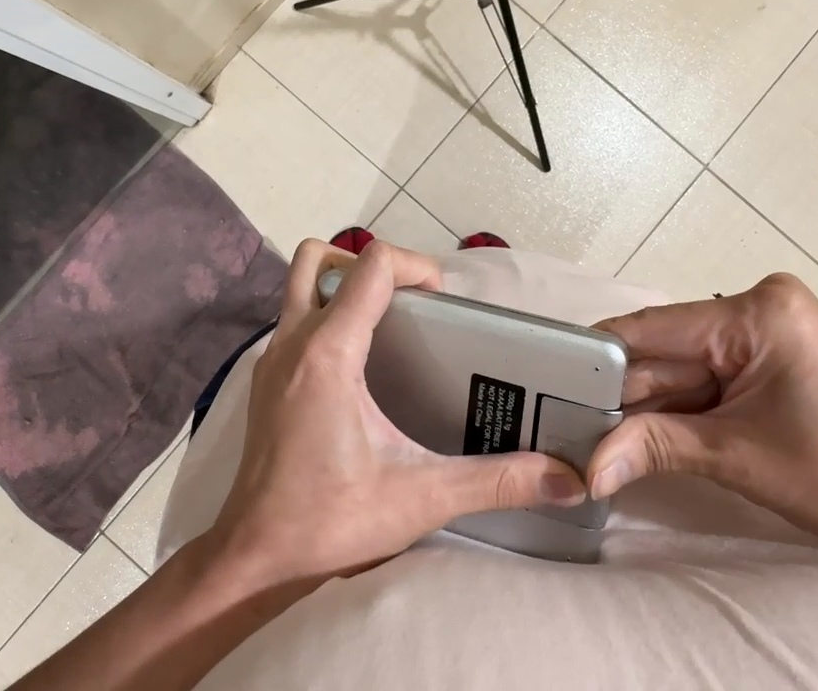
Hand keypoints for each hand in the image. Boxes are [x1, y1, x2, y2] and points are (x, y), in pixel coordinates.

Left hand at [205, 239, 585, 586]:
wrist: (253, 559)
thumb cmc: (330, 523)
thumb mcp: (421, 499)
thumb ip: (494, 482)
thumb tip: (564, 479)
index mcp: (328, 354)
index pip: (371, 266)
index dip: (414, 265)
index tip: (444, 300)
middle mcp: (293, 343)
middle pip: (323, 260)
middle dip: (370, 267)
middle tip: (410, 307)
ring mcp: (272, 359)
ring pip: (302, 286)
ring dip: (344, 288)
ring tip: (390, 331)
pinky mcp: (265, 380)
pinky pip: (297, 321)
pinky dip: (329, 320)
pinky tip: (362, 372)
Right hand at [584, 274, 817, 552]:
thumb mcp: (736, 456)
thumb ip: (652, 446)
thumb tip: (585, 468)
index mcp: (755, 312)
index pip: (651, 329)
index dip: (596, 360)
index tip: (544, 382)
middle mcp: (755, 307)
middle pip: (662, 350)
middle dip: (619, 394)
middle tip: (560, 426)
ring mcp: (763, 333)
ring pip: (679, 369)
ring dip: (643, 407)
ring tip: (585, 436)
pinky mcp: (767, 361)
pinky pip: (703, 380)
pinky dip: (674, 410)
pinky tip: (632, 435)